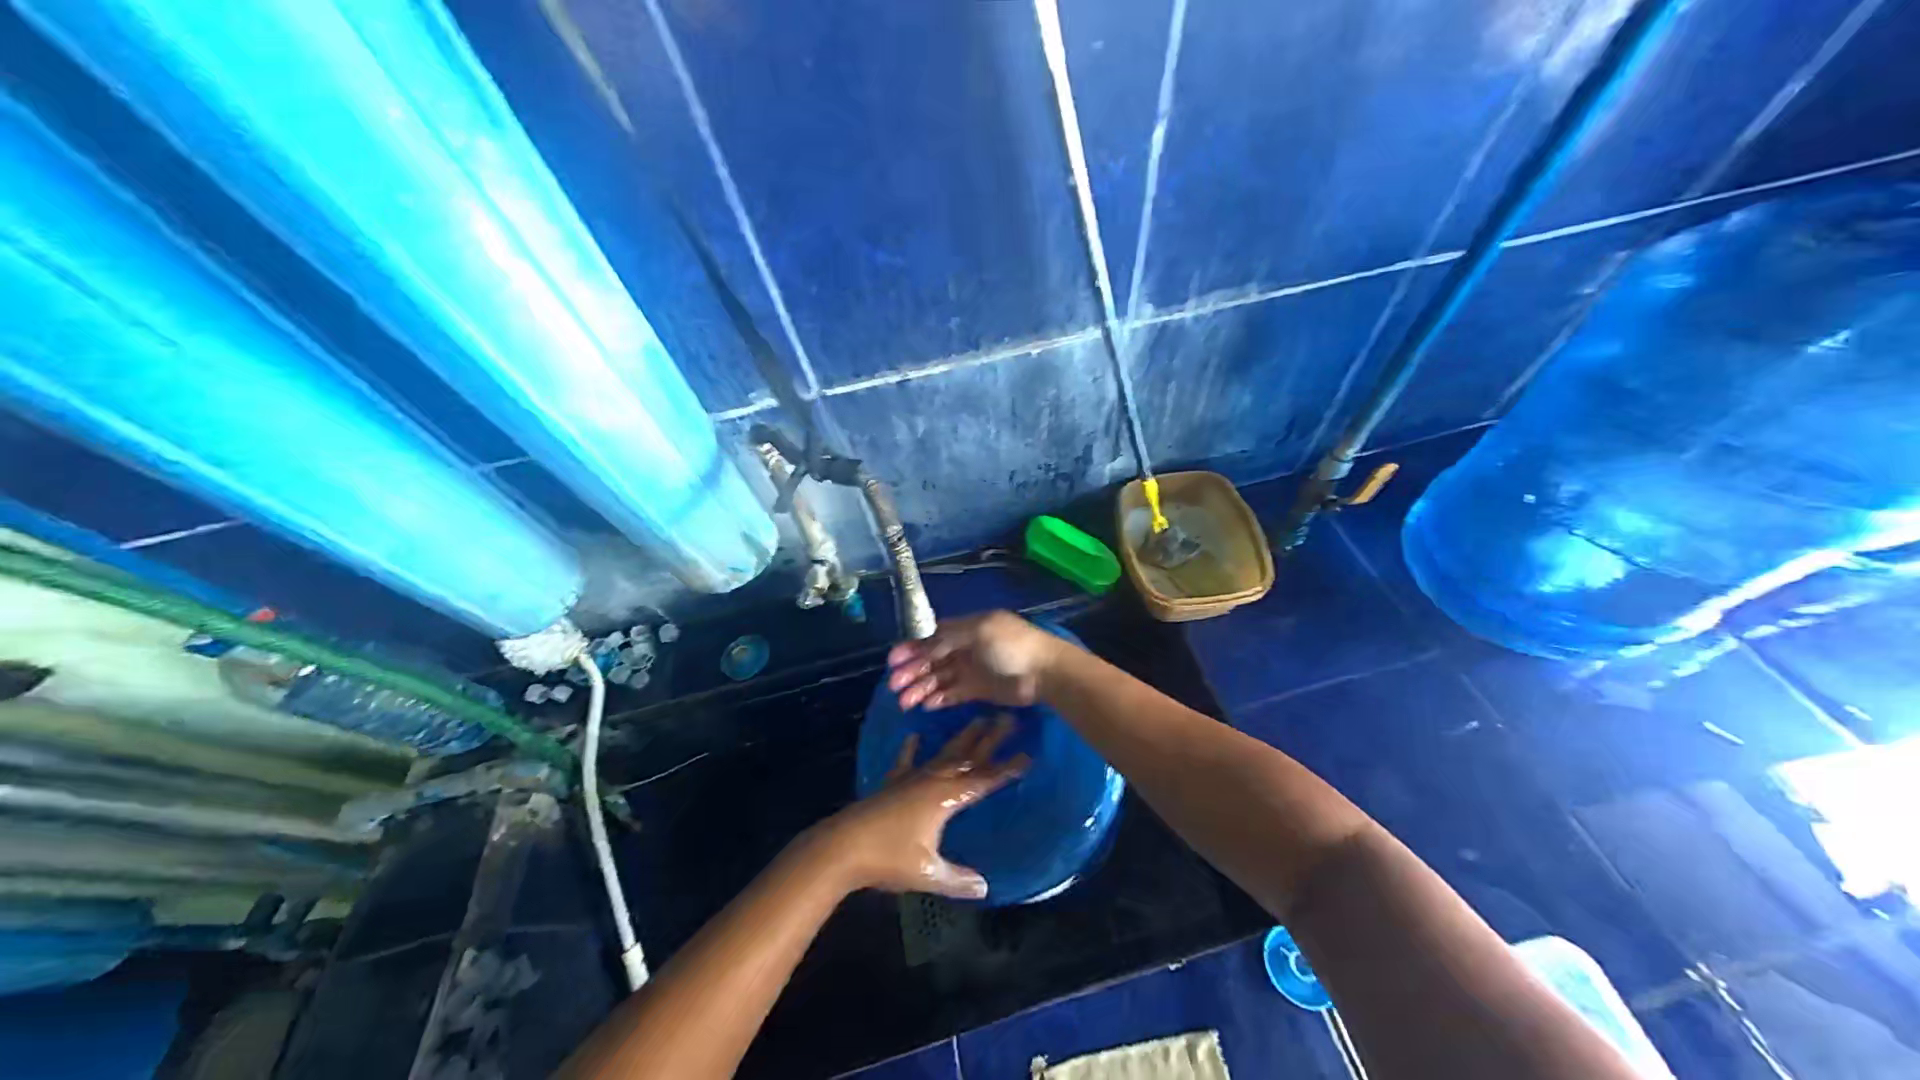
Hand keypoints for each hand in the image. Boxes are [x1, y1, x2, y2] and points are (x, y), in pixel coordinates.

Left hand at [803, 716, 1028, 899]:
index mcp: (945, 798)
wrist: (842, 846)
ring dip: (962, 738)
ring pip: (942, 754)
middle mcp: (931, 781)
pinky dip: (911, 750)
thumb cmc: (888, 858)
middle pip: (967, 756)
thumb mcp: (928, 873)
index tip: (1029, 753)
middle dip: (990, 738)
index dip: (1007, 768)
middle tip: (1009, 718)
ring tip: (978, 719)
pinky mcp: (892, 784)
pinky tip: (914, 736)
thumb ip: (957, 879)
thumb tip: (985, 886)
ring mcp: (910, 779)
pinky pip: (906, 762)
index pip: (984, 780)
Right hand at [885, 611, 1064, 710]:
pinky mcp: (979, 690)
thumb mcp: (979, 631)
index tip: (893, 661)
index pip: (932, 638)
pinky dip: (939, 698)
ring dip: (921, 689)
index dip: (912, 649)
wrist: (1045, 672)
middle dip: (912, 672)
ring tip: (905, 702)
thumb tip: (923, 641)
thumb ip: (949, 636)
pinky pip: (953, 693)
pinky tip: (926, 705)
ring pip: (939, 679)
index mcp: (967, 628)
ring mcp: (972, 670)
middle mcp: (966, 648)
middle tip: (894, 686)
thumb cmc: (1012, 645)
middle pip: (932, 660)